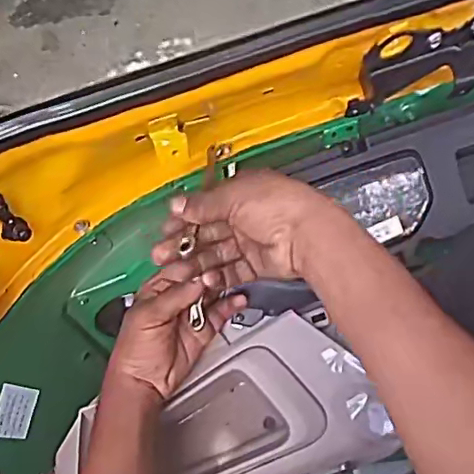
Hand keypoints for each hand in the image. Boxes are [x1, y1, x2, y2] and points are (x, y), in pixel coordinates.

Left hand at [104, 262, 246, 401]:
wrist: (143, 383)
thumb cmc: (134, 350)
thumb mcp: (148, 316)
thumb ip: (174, 297)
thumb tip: (198, 282)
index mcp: (157, 288)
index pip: (180, 268)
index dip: (195, 262)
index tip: (210, 258)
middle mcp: (177, 297)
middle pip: (200, 278)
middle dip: (213, 274)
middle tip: (223, 272)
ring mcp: (192, 313)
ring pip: (213, 294)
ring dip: (225, 287)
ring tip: (236, 283)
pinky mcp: (205, 329)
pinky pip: (221, 313)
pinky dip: (231, 306)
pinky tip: (238, 300)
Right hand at [150, 171, 349, 286]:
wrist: (308, 235)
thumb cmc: (282, 207)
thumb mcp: (234, 198)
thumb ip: (203, 204)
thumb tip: (180, 204)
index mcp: (240, 193)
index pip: (203, 207)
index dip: (184, 219)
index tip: (166, 230)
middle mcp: (245, 216)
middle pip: (207, 233)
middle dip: (184, 244)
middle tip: (164, 255)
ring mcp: (252, 241)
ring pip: (217, 254)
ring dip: (196, 263)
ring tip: (179, 271)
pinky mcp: (258, 264)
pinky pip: (231, 272)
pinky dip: (217, 276)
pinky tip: (204, 279)